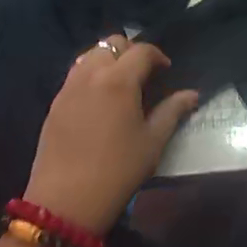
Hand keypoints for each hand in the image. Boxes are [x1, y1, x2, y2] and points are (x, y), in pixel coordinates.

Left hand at [23, 35, 199, 235]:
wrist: (65, 202)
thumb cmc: (117, 170)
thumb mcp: (152, 142)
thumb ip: (172, 111)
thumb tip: (192, 94)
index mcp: (119, 80)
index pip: (141, 50)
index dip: (158, 56)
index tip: (166, 71)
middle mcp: (91, 74)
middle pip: (111, 44)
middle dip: (131, 51)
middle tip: (144, 75)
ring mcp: (68, 88)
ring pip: (90, 55)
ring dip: (108, 59)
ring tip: (121, 84)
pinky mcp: (54, 103)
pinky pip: (75, 74)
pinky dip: (90, 74)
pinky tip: (100, 100)